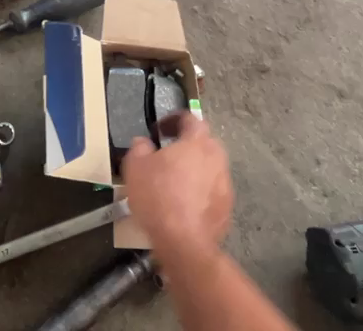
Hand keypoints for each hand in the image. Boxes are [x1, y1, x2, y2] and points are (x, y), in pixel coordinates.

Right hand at [120, 113, 232, 265]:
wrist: (183, 243)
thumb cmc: (158, 197)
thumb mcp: (135, 166)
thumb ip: (140, 147)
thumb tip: (145, 143)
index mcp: (196, 142)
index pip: (191, 119)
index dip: (174, 120)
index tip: (159, 131)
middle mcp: (216, 159)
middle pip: (205, 142)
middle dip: (187, 145)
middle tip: (167, 155)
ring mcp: (225, 185)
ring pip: (210, 168)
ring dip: (195, 169)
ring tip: (175, 182)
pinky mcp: (227, 209)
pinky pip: (212, 191)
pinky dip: (200, 192)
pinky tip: (184, 205)